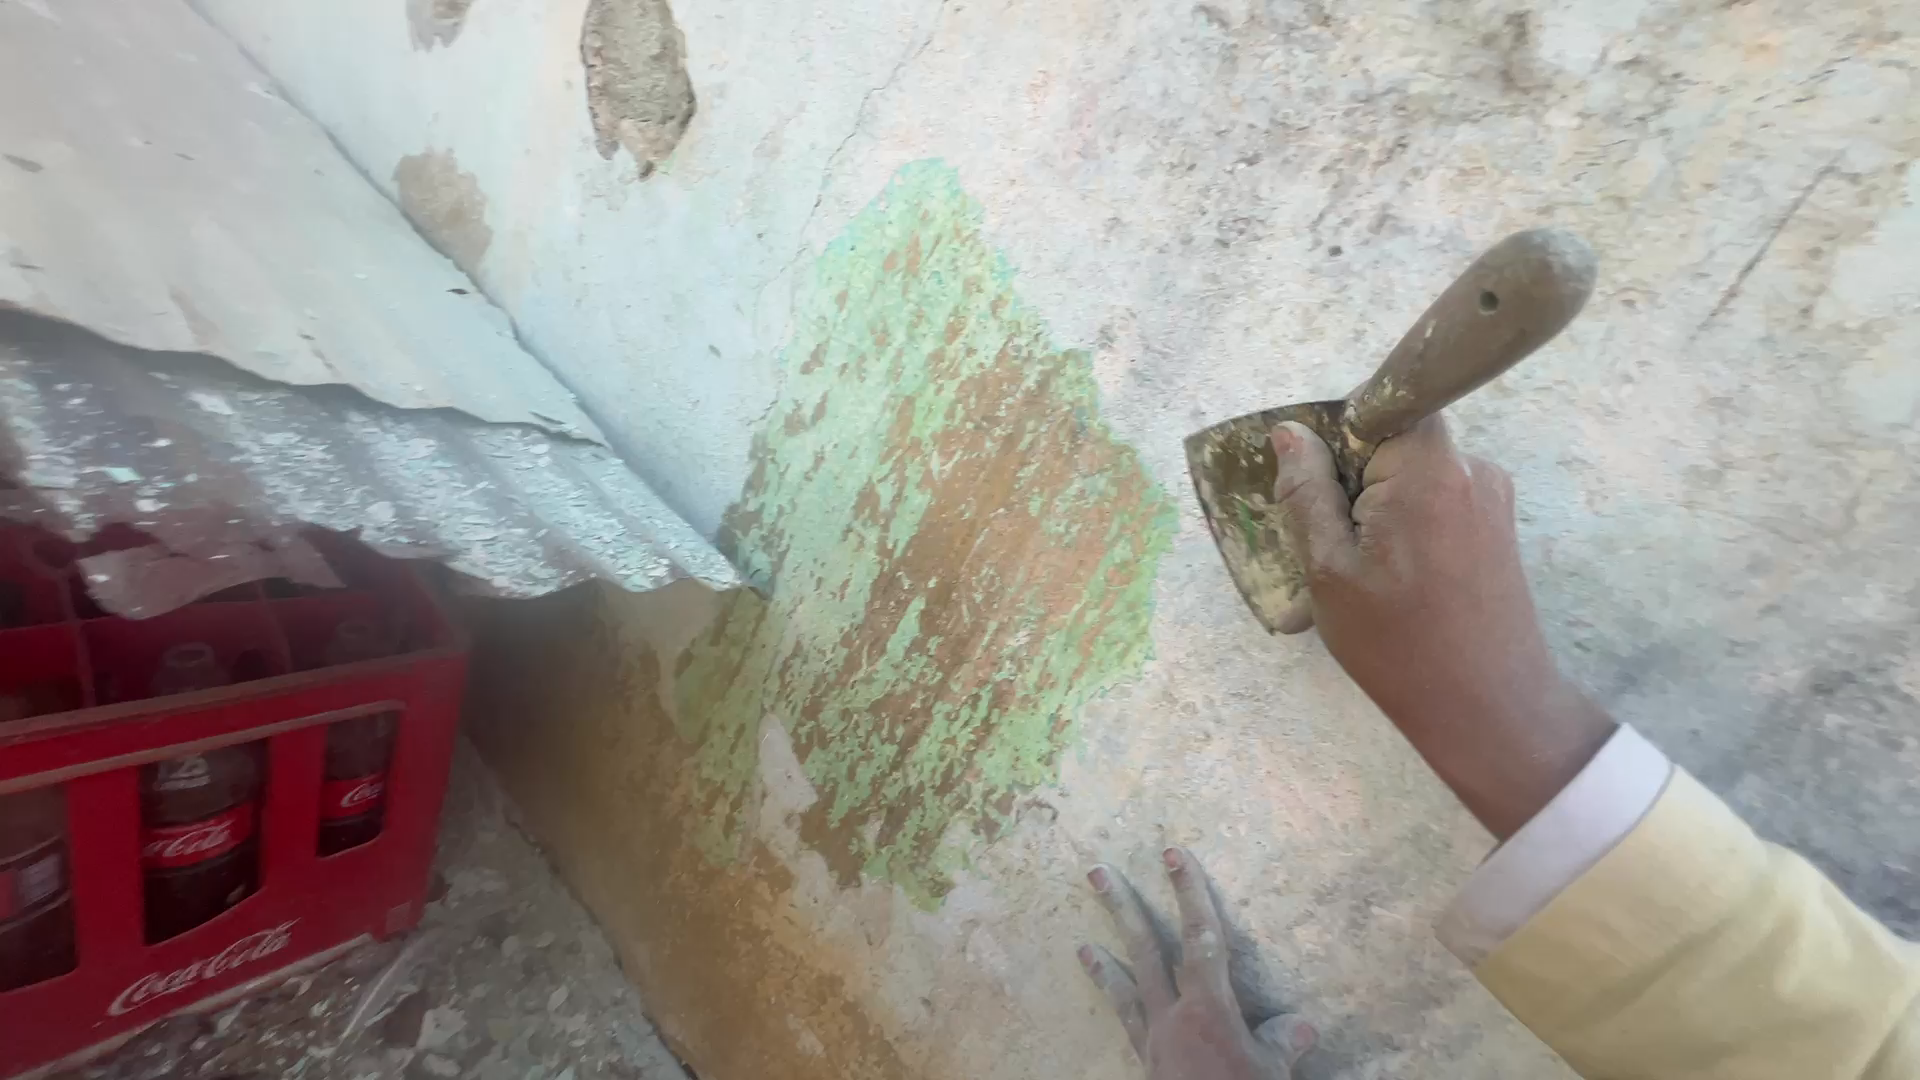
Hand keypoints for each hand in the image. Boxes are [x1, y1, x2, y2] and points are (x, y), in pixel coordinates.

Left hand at [1079, 848, 1315, 1079]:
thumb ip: (1282, 1046)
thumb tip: (1302, 1023)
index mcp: (1208, 1011)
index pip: (1201, 938)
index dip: (1190, 893)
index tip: (1174, 854)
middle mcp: (1172, 1017)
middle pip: (1144, 949)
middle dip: (1122, 907)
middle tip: (1095, 871)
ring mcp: (1153, 1042)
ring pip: (1125, 988)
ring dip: (1104, 961)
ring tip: (1081, 944)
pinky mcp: (1146, 1065)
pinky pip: (1127, 1028)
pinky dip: (1118, 1011)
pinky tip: (1110, 1004)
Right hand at [1269, 415, 1613, 839]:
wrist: (1485, 706)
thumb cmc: (1394, 639)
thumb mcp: (1327, 566)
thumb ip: (1307, 491)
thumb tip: (1289, 431)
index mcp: (1429, 470)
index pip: (1380, 407)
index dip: (1338, 437)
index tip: (1315, 486)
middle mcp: (1471, 468)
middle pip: (1392, 441)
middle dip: (1349, 476)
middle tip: (1324, 538)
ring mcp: (1490, 498)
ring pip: (1409, 473)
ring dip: (1372, 504)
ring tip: (1354, 567)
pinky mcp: (1495, 527)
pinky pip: (1432, 499)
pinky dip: (1400, 522)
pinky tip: (1387, 575)